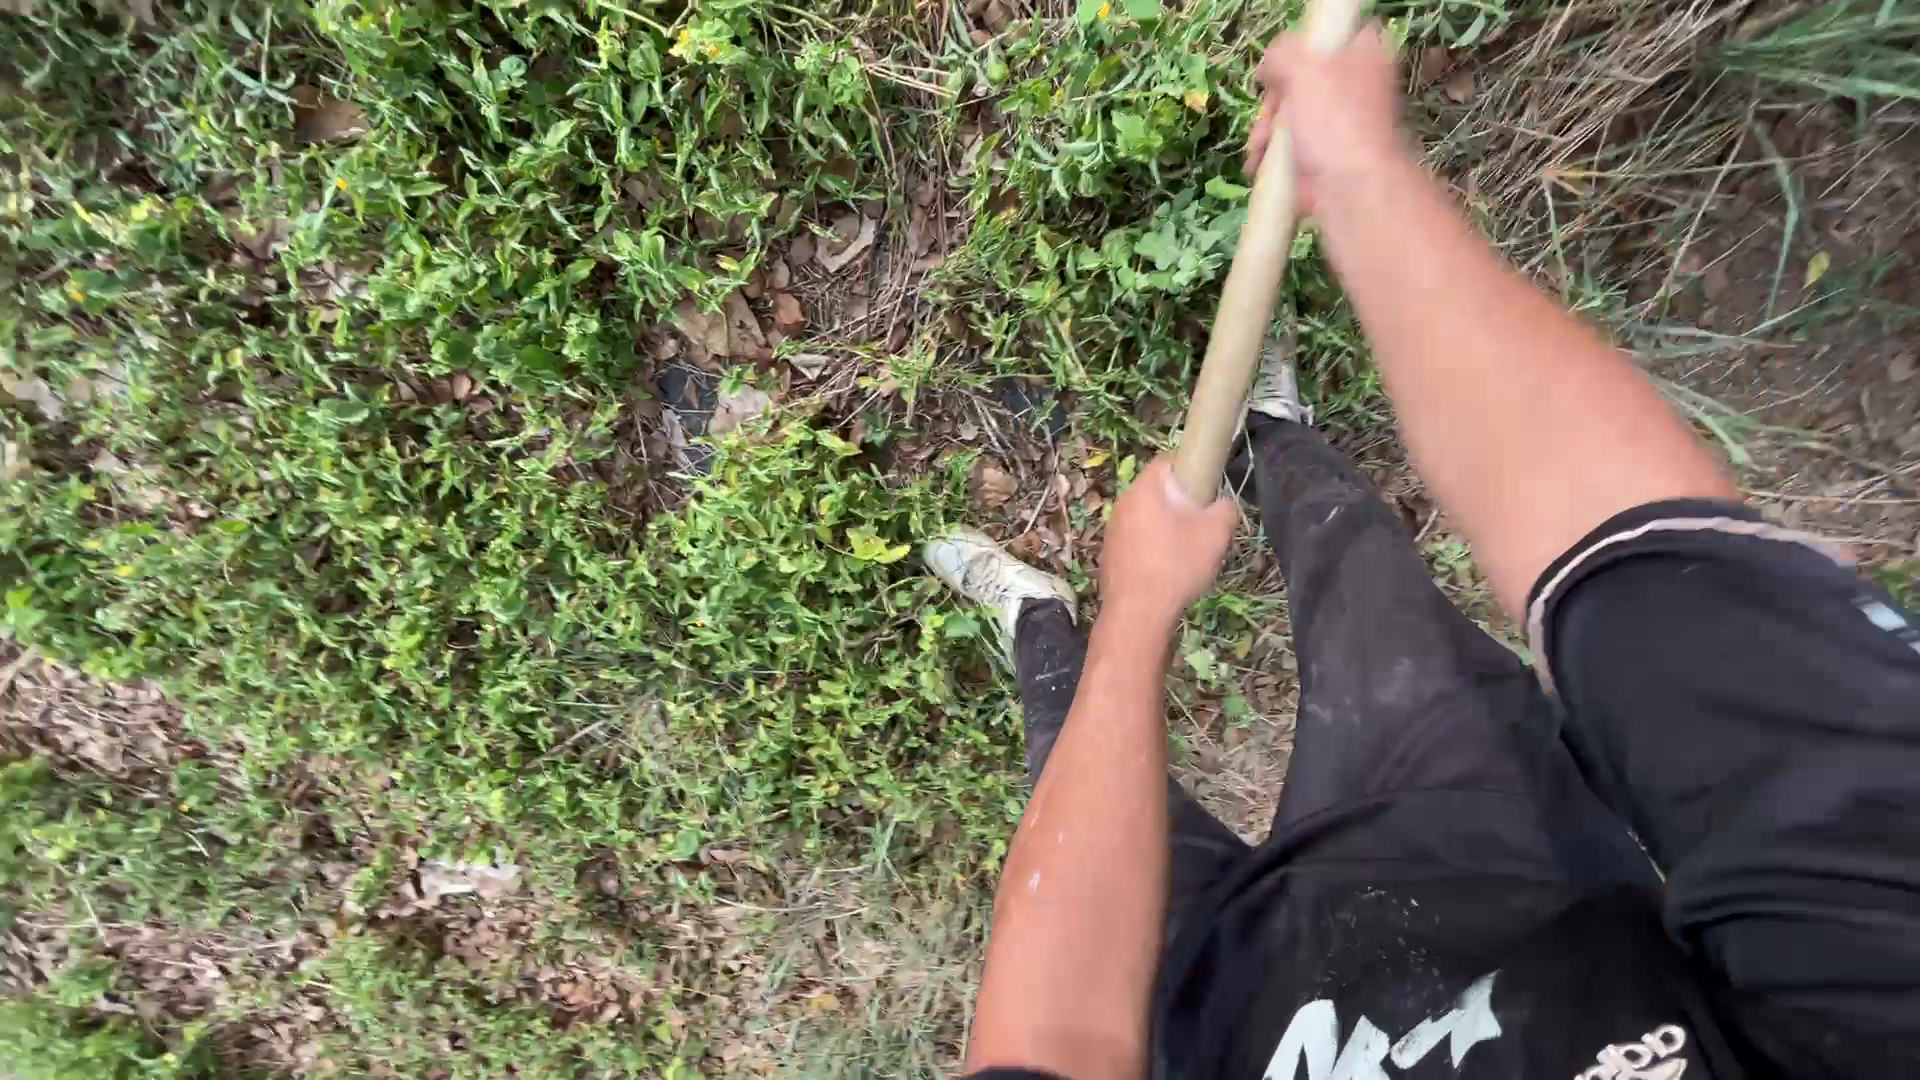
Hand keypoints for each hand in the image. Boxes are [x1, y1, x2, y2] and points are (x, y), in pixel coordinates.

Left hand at [1098, 458, 1239, 628]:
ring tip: (1187, 548)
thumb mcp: (1216, 534)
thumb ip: (1225, 508)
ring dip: (1167, 524)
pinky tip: (1167, 567)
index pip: (1167, 461)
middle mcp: (1122, 504)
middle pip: (1156, 489)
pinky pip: (1136, 538)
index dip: (1191, 467)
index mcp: (1144, 490)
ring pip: (1146, 515)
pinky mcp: (1110, 552)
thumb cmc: (1176, 565)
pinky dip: (1152, 544)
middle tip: (1201, 520)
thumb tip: (1221, 503)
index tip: (1208, 486)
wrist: (1137, 612)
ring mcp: (1112, 529)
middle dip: (1180, 500)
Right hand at [1244, 22, 1407, 213]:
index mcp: (1361, 54)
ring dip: (1264, 134)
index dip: (1299, 52)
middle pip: (1298, 83)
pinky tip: (1257, 164)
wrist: (1348, 186)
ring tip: (1257, 150)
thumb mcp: (1306, 72)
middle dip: (1272, 104)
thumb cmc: (1334, 122)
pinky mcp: (1319, 156)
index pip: (1326, 39)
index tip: (1279, 72)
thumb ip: (1284, 54)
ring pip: (1288, 118)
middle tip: (1267, 118)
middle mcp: (1351, 86)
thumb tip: (1268, 63)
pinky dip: (1267, 157)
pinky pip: (1286, 149)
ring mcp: (1335, 125)